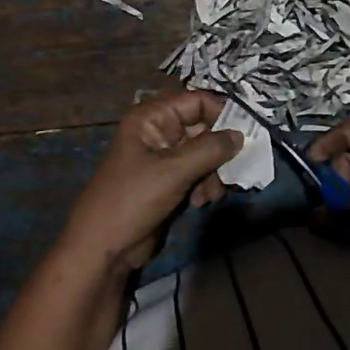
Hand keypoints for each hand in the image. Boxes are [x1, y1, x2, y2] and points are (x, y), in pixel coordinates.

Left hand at [57, 91, 242, 274]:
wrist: (104, 247)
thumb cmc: (133, 199)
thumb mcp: (174, 171)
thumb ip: (210, 149)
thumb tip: (240, 135)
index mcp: (151, 117)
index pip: (195, 101)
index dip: (221, 113)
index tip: (245, 134)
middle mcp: (157, 131)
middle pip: (201, 127)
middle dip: (219, 150)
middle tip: (233, 169)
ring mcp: (161, 157)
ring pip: (202, 152)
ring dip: (213, 172)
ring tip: (211, 193)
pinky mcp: (166, 180)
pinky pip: (195, 172)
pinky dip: (204, 184)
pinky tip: (201, 202)